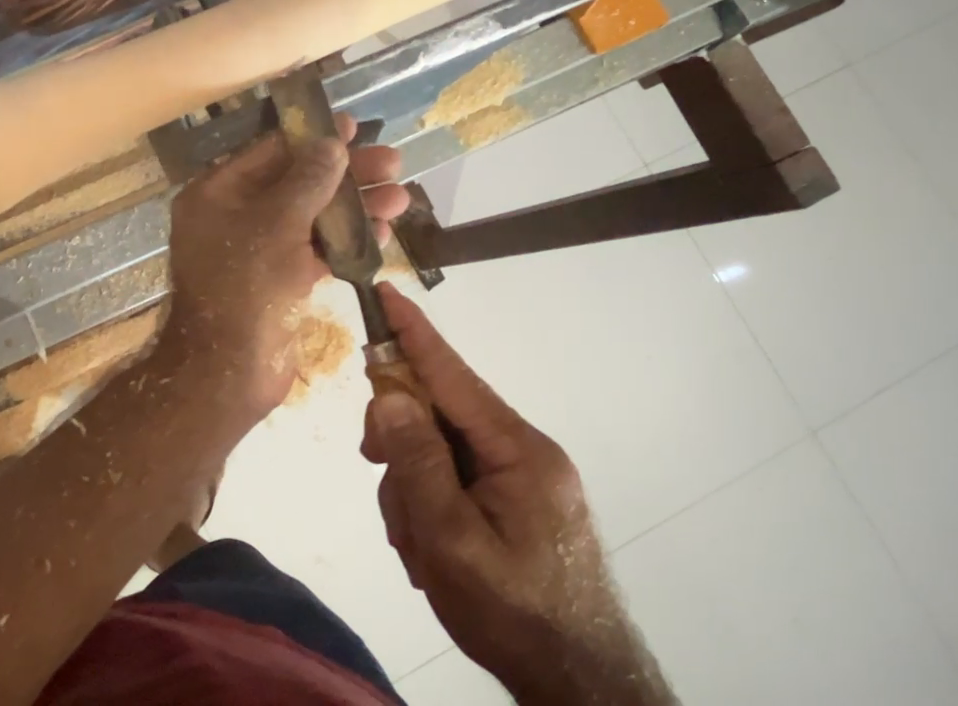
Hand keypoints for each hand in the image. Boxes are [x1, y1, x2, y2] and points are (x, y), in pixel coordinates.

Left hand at [163, 114, 409, 428]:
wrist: (230, 368)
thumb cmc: (245, 285)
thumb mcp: (276, 222)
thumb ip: (307, 180)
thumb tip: (331, 144)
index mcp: (215, 194)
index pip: (267, 153)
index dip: (311, 139)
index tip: (353, 127)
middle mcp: (231, 217)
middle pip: (294, 183)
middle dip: (344, 174)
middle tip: (393, 164)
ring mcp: (255, 251)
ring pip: (309, 217)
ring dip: (354, 208)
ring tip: (401, 198)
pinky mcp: (277, 281)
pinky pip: (314, 250)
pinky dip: (346, 241)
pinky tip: (384, 233)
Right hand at [362, 285, 675, 705]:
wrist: (580, 682)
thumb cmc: (514, 610)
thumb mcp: (452, 538)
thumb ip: (417, 462)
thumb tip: (390, 393)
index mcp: (517, 450)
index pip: (453, 375)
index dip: (414, 333)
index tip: (385, 291)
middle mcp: (522, 452)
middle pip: (436, 413)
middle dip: (398, 443)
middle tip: (378, 475)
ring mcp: (520, 478)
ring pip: (436, 450)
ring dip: (411, 490)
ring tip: (419, 546)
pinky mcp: (513, 502)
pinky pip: (451, 478)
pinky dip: (428, 506)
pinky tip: (431, 549)